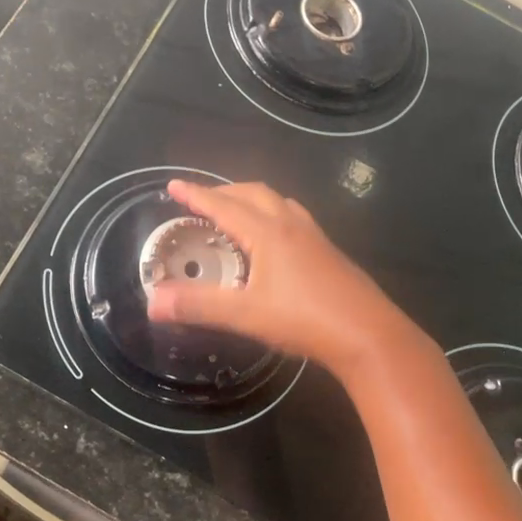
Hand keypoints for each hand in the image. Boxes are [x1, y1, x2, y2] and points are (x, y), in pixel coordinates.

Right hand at [145, 180, 423, 376]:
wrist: (368, 335)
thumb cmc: (304, 319)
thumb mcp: (244, 314)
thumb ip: (197, 305)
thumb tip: (153, 302)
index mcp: (267, 232)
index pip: (223, 205)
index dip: (196, 195)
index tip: (173, 185)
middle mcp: (291, 226)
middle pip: (254, 194)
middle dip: (224, 192)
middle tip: (201, 201)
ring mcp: (315, 238)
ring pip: (278, 203)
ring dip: (252, 201)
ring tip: (234, 214)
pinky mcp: (329, 254)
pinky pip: (294, 220)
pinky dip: (272, 216)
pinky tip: (272, 243)